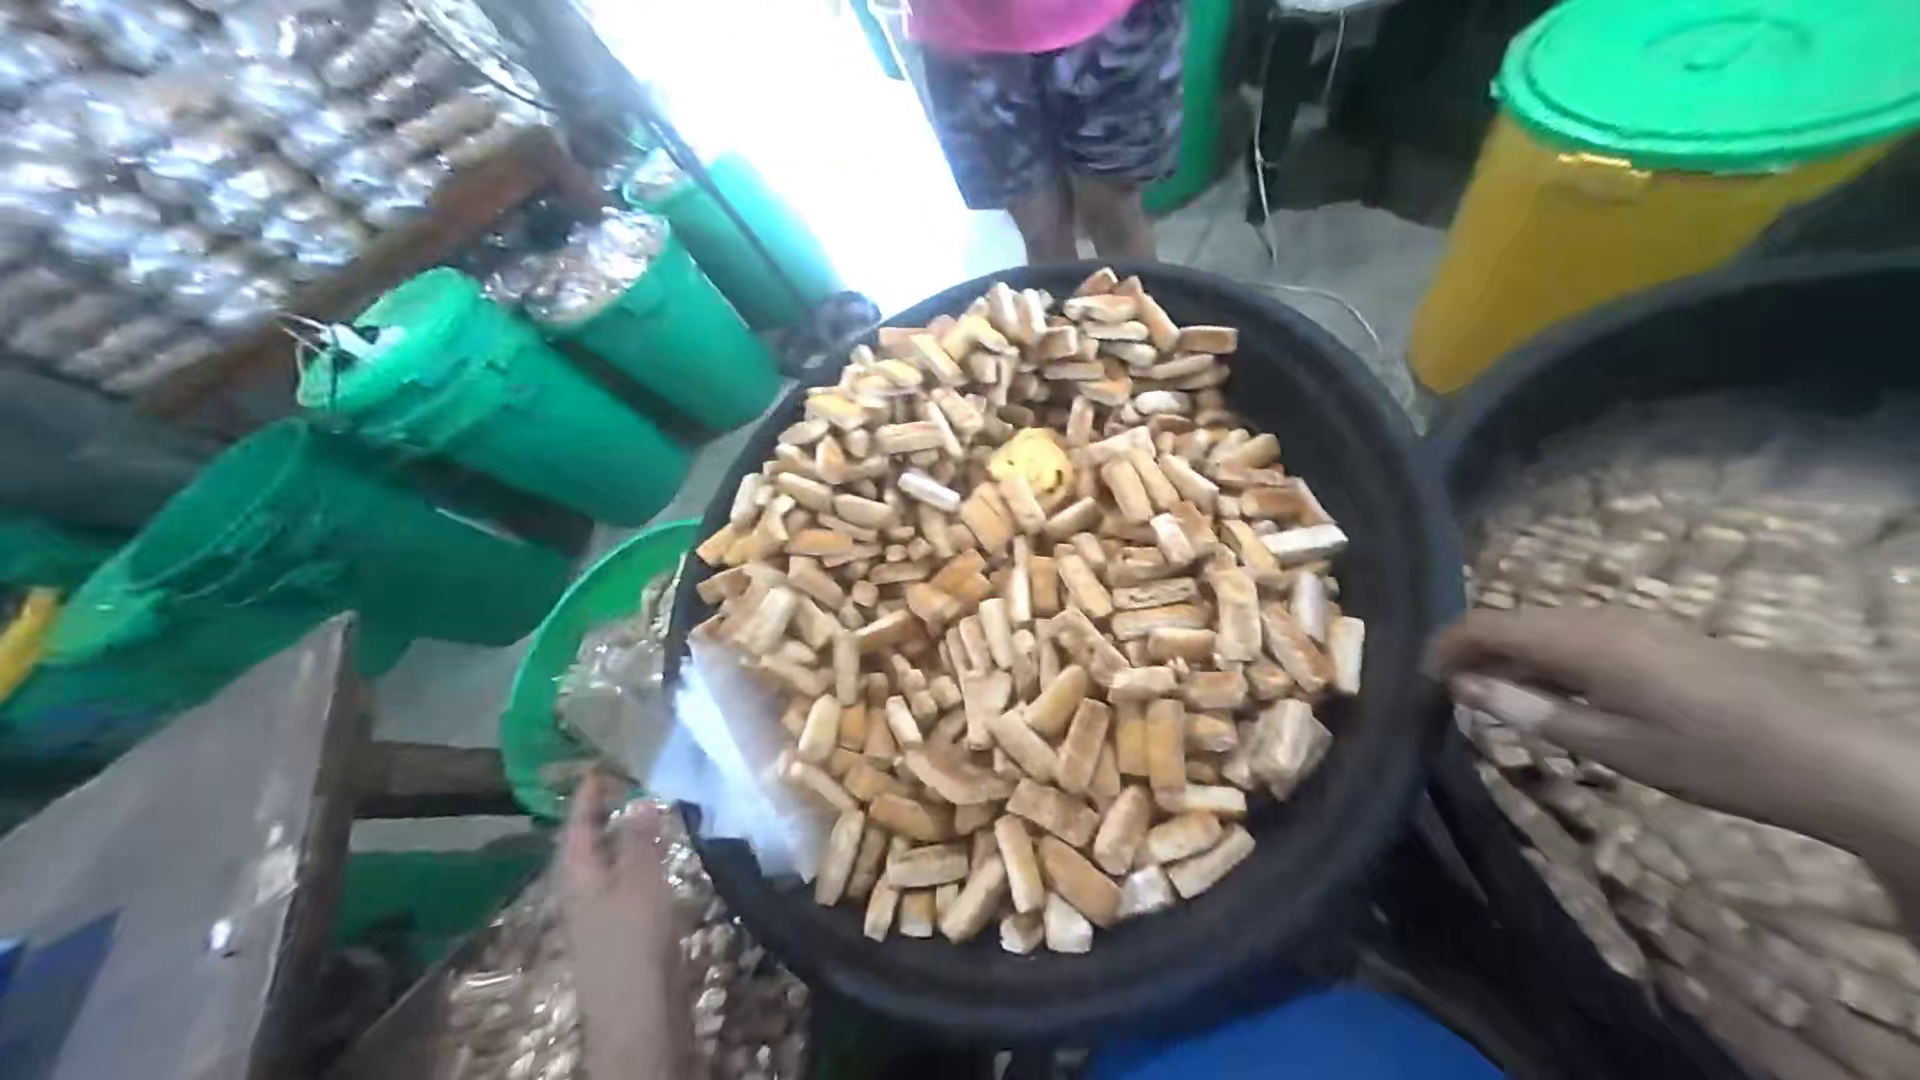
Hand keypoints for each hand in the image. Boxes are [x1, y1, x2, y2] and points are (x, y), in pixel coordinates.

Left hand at [560, 773, 685, 1079]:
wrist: (639, 1011)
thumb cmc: (634, 938)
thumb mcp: (639, 879)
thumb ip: (638, 839)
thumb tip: (638, 800)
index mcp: (578, 876)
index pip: (577, 826)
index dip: (587, 796)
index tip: (602, 767)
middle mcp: (583, 890)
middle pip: (588, 843)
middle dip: (604, 813)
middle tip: (628, 782)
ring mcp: (601, 911)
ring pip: (609, 862)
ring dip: (624, 834)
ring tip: (648, 810)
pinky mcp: (623, 927)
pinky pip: (626, 879)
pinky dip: (639, 857)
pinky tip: (660, 856)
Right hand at [1429, 607, 1916, 847]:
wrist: (1852, 764)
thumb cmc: (1719, 760)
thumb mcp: (1613, 746)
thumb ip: (1527, 709)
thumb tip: (1457, 685)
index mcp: (1584, 641)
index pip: (1485, 625)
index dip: (1444, 646)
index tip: (1421, 678)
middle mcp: (1601, 618)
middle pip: (1511, 620)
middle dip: (1471, 651)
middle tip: (1451, 694)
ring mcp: (1634, 623)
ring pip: (1543, 626)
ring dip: (1508, 654)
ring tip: (1496, 696)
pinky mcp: (1658, 635)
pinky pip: (1577, 633)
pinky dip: (1546, 656)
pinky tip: (1555, 690)